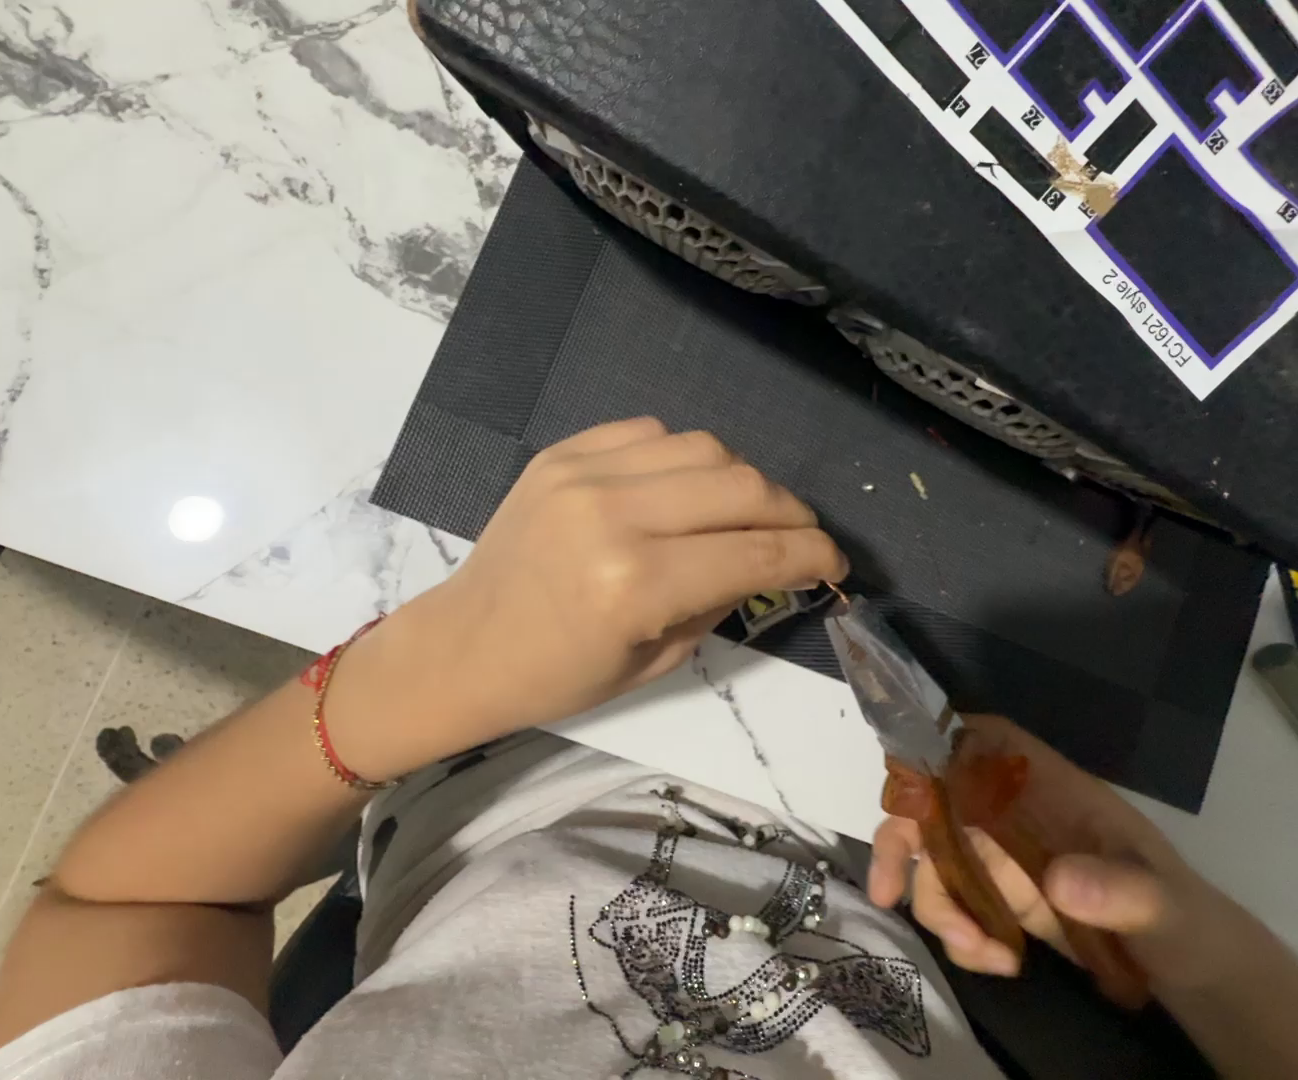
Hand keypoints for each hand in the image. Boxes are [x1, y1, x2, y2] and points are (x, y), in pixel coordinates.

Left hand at [342, 419, 847, 768]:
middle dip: (791, 514)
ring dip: (741, 482)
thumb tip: (767, 561)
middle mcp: (614, 514)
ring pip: (705, 449)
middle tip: (800, 537)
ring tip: (741, 514)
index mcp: (636, 585)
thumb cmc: (557, 677)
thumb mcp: (656, 661)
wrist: (463, 645)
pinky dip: (684, 460)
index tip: (834, 564)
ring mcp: (583, 473)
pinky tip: (680, 491)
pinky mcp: (562, 453)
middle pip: (742, 487)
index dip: (813, 556)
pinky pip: (652, 434)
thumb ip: (720, 602)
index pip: (757, 554)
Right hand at [868, 715, 1260, 992]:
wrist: (1190, 971)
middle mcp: (1012, 812)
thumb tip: (1059, 883)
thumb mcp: (1164, 904)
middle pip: (934, 800)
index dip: (939, 744)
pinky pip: (952, 903)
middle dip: (900, 837)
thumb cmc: (1185, 917)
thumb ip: (1122, 890)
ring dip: (935, 903)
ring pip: (933, 858)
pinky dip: (958, 934)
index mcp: (1049, 787)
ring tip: (976, 950)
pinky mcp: (997, 898)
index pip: (985, 741)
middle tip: (886, 889)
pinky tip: (993, 961)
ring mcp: (1000, 855)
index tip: (910, 780)